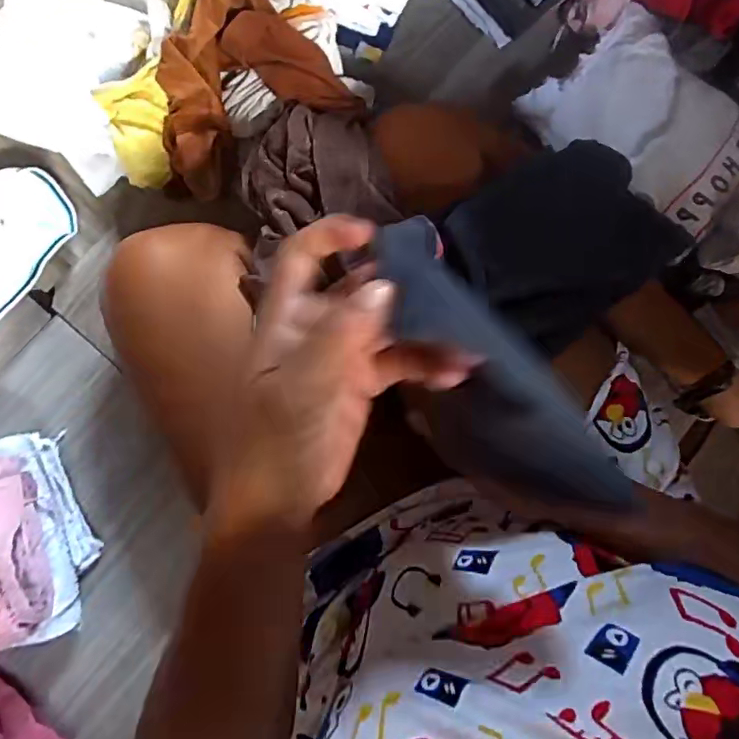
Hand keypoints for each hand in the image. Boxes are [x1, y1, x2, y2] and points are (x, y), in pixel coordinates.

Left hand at [206, 216, 472, 533]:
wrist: (276, 504)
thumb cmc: (276, 442)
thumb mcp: (304, 388)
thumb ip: (343, 334)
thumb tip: (385, 284)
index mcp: (287, 318)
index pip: (302, 257)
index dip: (332, 235)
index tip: (376, 233)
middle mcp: (316, 326)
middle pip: (358, 286)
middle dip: (399, 280)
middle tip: (441, 273)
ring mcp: (341, 352)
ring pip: (388, 325)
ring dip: (424, 331)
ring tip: (463, 341)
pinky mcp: (363, 379)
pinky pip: (400, 360)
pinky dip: (426, 363)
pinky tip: (454, 373)